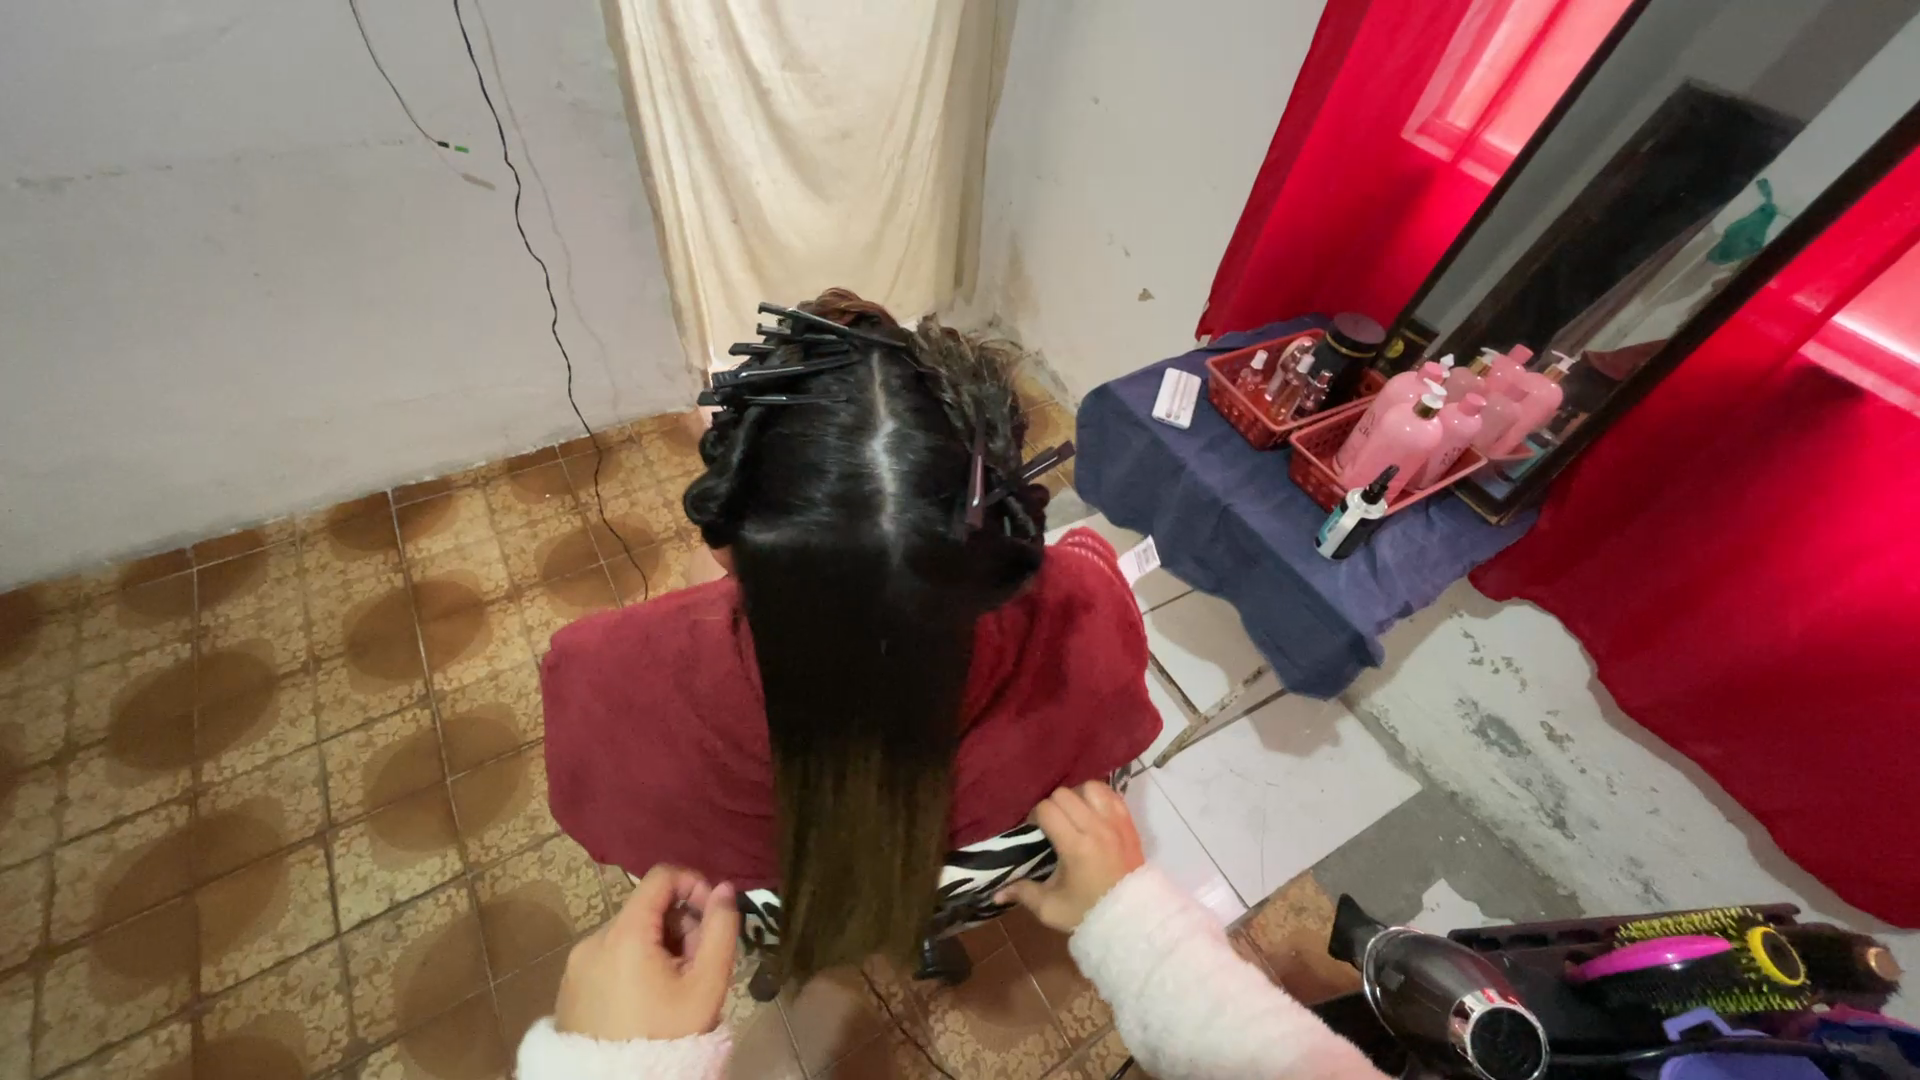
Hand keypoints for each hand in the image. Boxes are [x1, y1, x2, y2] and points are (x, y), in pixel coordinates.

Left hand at [555, 865, 739, 1041]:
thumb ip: (722, 927)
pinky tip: (647, 998)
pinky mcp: (569, 987)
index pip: (662, 875)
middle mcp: (593, 939)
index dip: (694, 884)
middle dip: (680, 924)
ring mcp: (576, 964)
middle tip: (696, 962)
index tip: (711, 916)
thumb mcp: (708, 983)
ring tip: (674, 985)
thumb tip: (724, 888)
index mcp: (624, 932)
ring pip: (631, 931)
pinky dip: (635, 961)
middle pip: (648, 906)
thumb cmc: (666, 1036)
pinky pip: (610, 954)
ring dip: (660, 944)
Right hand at [995, 781, 1144, 931]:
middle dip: (1053, 806)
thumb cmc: (1088, 913)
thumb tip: (996, 893)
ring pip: (1089, 787)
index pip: (1047, 809)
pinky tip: (1093, 812)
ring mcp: (1115, 823)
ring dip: (1077, 797)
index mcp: (1075, 846)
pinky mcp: (1129, 823)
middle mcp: (1096, 828)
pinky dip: (1099, 797)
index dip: (1036, 816)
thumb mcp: (1051, 908)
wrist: (1131, 921)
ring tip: (1075, 815)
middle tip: (1053, 825)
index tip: (1037, 831)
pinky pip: (1111, 793)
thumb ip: (1023, 893)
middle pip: (1064, 793)